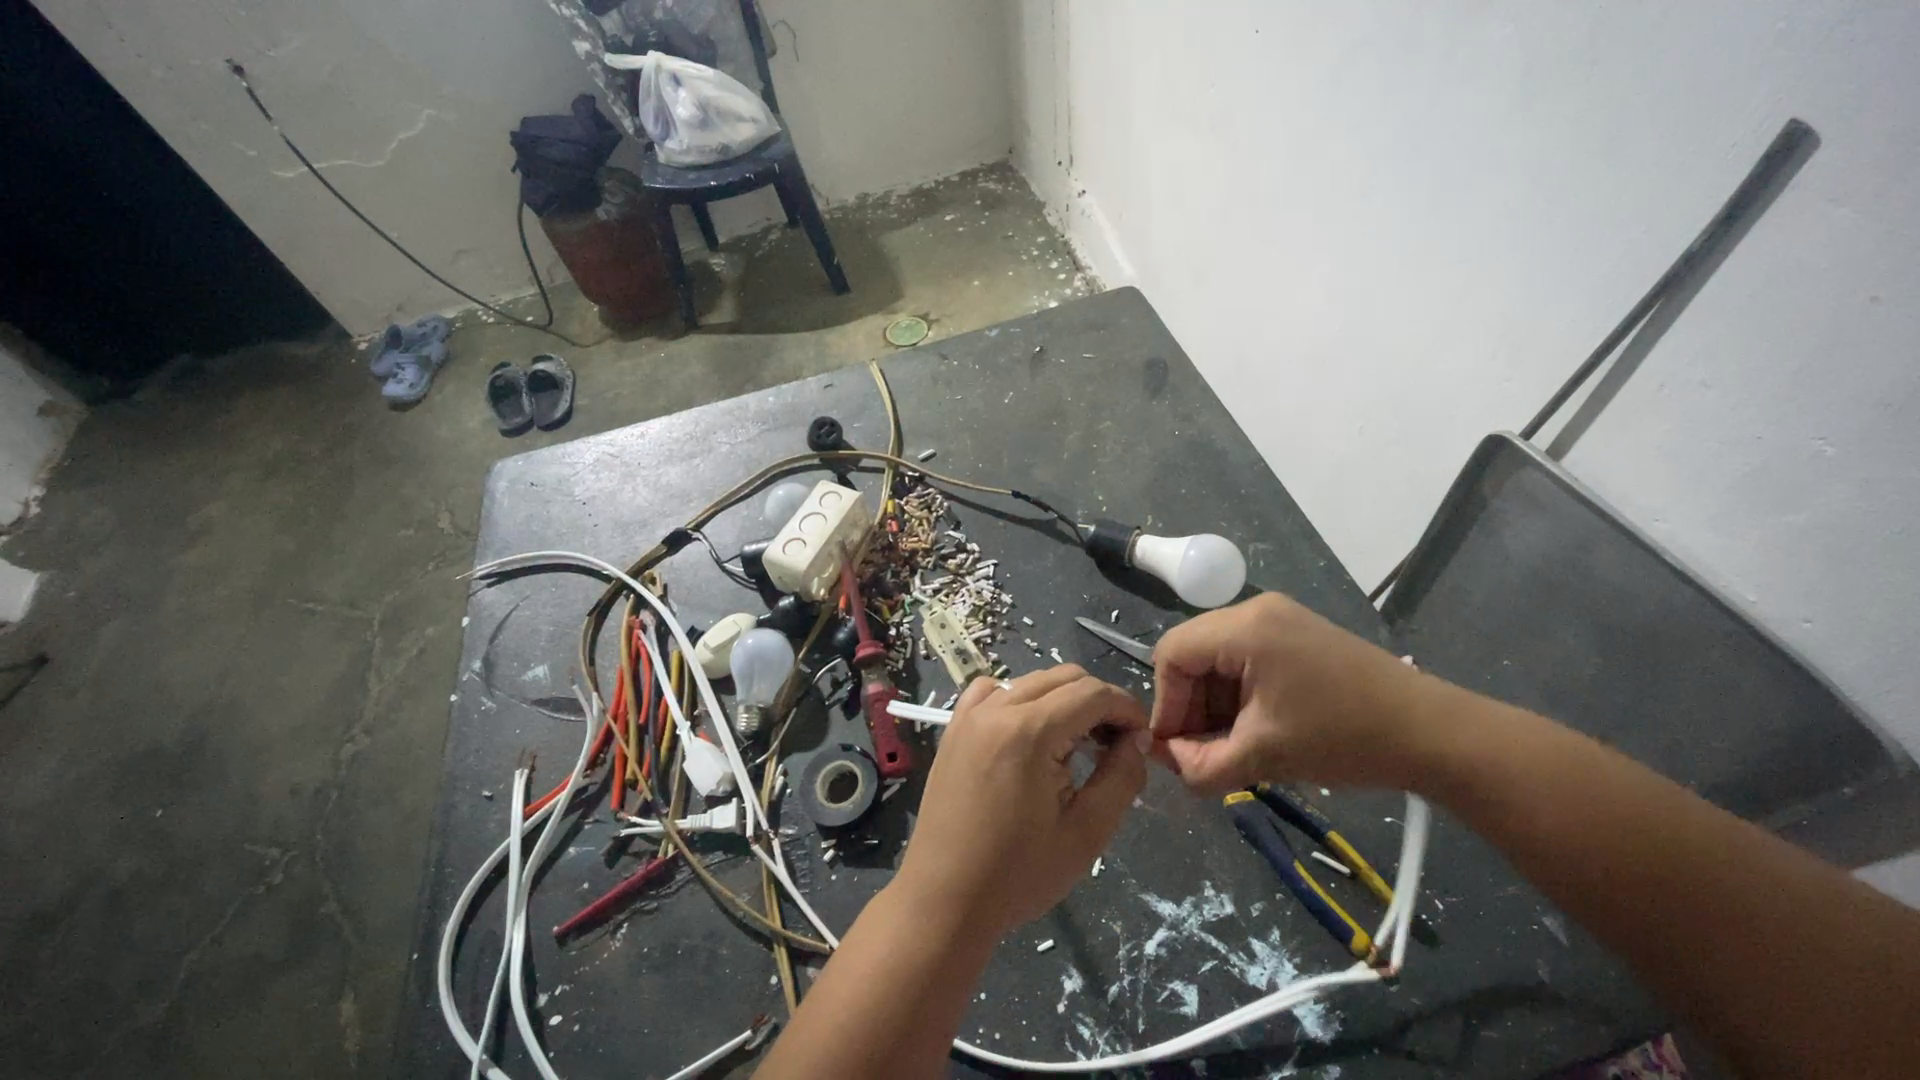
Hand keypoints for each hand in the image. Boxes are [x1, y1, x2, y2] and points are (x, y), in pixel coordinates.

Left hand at [893, 666, 1149, 937]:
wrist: (945, 899)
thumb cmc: (1019, 874)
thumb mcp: (1087, 832)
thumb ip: (1122, 776)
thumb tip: (1135, 739)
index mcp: (1029, 731)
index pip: (1094, 693)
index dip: (1128, 709)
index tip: (1143, 740)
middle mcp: (996, 709)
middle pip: (1064, 678)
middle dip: (1099, 703)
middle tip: (1115, 746)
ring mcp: (969, 716)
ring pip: (1032, 682)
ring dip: (1063, 701)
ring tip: (1077, 746)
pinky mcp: (954, 730)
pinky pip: (994, 692)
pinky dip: (1021, 701)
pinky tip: (1030, 736)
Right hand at [1149, 593, 1427, 792]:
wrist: (1432, 733)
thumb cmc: (1343, 738)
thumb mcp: (1263, 756)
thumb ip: (1201, 765)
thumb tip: (1168, 762)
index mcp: (1244, 627)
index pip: (1171, 654)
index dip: (1165, 704)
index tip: (1176, 750)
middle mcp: (1256, 611)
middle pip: (1193, 654)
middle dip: (1190, 707)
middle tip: (1202, 754)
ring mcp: (1281, 620)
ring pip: (1218, 660)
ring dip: (1214, 706)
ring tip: (1231, 748)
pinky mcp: (1298, 637)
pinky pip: (1246, 661)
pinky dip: (1239, 697)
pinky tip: (1256, 731)